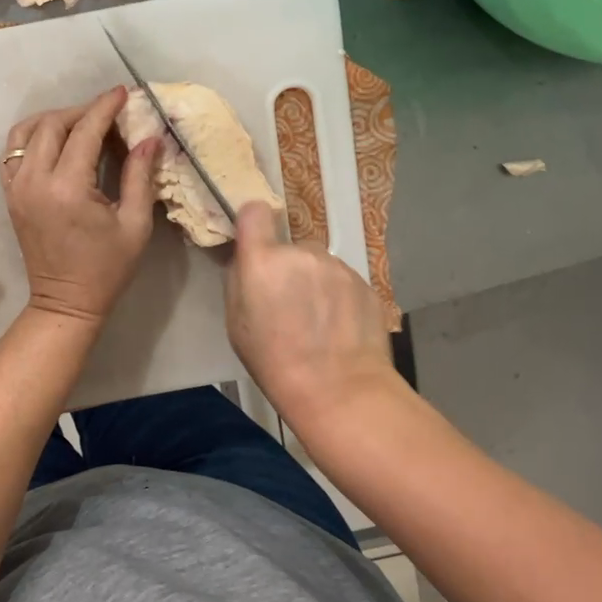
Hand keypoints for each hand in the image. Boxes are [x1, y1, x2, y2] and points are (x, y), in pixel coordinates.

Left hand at [2, 87, 159, 324]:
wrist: (65, 301)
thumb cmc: (106, 268)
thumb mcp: (134, 224)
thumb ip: (140, 175)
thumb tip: (150, 138)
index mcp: (67, 188)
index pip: (84, 131)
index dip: (104, 107)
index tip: (122, 93)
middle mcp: (34, 181)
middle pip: (51, 124)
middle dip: (80, 111)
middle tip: (106, 113)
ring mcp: (16, 188)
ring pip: (25, 133)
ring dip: (52, 120)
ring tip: (80, 124)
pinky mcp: (10, 196)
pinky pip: (12, 153)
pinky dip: (31, 139)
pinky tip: (54, 143)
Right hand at [226, 202, 396, 424]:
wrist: (338, 387)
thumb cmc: (273, 359)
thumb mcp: (236, 322)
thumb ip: (241, 281)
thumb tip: (247, 262)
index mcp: (263, 260)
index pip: (255, 213)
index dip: (253, 225)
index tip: (254, 244)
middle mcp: (301, 253)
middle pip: (289, 248)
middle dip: (286, 268)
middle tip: (287, 304)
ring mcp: (338, 266)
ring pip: (317, 265)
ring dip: (313, 282)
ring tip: (316, 321)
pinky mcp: (365, 283)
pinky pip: (341, 282)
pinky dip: (337, 297)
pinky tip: (337, 328)